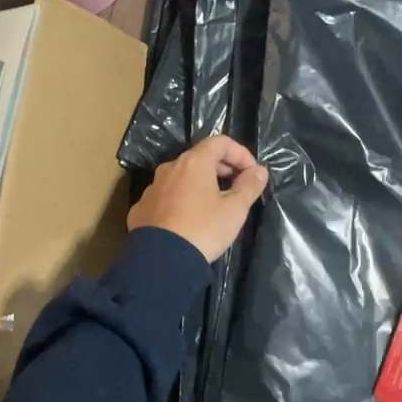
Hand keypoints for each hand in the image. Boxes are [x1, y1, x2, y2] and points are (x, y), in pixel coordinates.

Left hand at [127, 135, 268, 261]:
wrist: (161, 260)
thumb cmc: (203, 229)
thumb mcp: (234, 210)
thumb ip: (249, 186)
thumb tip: (259, 170)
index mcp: (194, 162)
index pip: (220, 142)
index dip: (240, 153)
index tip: (252, 173)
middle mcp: (170, 168)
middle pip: (200, 157)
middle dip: (222, 168)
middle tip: (237, 187)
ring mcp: (153, 187)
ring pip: (182, 177)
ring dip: (201, 184)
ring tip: (214, 205)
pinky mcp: (142, 207)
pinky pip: (167, 196)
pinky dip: (182, 200)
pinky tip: (189, 220)